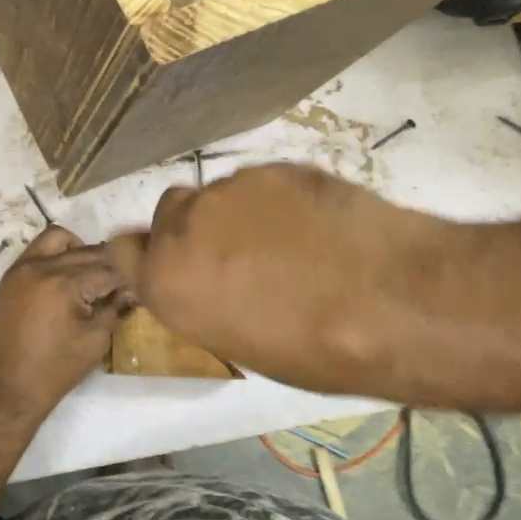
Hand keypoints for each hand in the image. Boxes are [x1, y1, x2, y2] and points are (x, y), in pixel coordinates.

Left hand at [0, 227, 134, 416]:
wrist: (9, 383)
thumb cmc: (56, 367)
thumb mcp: (95, 340)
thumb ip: (114, 307)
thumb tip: (131, 289)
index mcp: (64, 283)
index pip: (106, 269)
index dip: (126, 278)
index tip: (138, 285)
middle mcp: (40, 267)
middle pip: (84, 251)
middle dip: (105, 264)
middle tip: (118, 283)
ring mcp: (20, 269)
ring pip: (55, 239)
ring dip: (77, 250)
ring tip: (89, 275)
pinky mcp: (10, 277)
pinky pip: (35, 251)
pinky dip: (54, 256)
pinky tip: (67, 280)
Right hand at [107, 164, 468, 396]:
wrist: (397, 302)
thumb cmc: (318, 351)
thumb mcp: (240, 344)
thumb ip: (202, 301)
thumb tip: (209, 284)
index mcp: (165, 282)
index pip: (123, 250)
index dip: (149, 256)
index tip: (177, 266)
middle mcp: (182, 229)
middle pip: (169, 214)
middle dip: (194, 230)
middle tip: (240, 256)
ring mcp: (228, 191)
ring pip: (219, 195)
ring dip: (240, 214)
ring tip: (293, 242)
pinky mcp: (275, 168)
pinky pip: (264, 182)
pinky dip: (282, 199)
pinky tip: (320, 224)